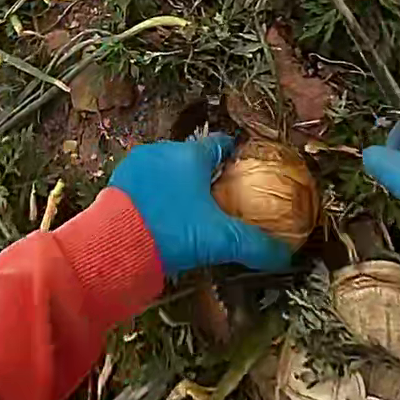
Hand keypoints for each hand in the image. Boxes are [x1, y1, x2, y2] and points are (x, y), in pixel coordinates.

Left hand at [109, 135, 293, 279]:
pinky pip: (145, 180)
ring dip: (176, 182)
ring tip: (184, 209)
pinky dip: (154, 193)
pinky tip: (158, 215)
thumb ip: (253, 245)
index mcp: (192, 155)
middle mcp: (166, 149)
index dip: (233, 154)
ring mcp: (139, 162)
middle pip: (193, 156)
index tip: (240, 168)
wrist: (114, 245)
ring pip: (167, 167)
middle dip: (204, 173)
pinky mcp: (119, 179)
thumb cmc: (173, 232)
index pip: (221, 143)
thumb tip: (284, 256)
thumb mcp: (219, 240)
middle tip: (214, 197)